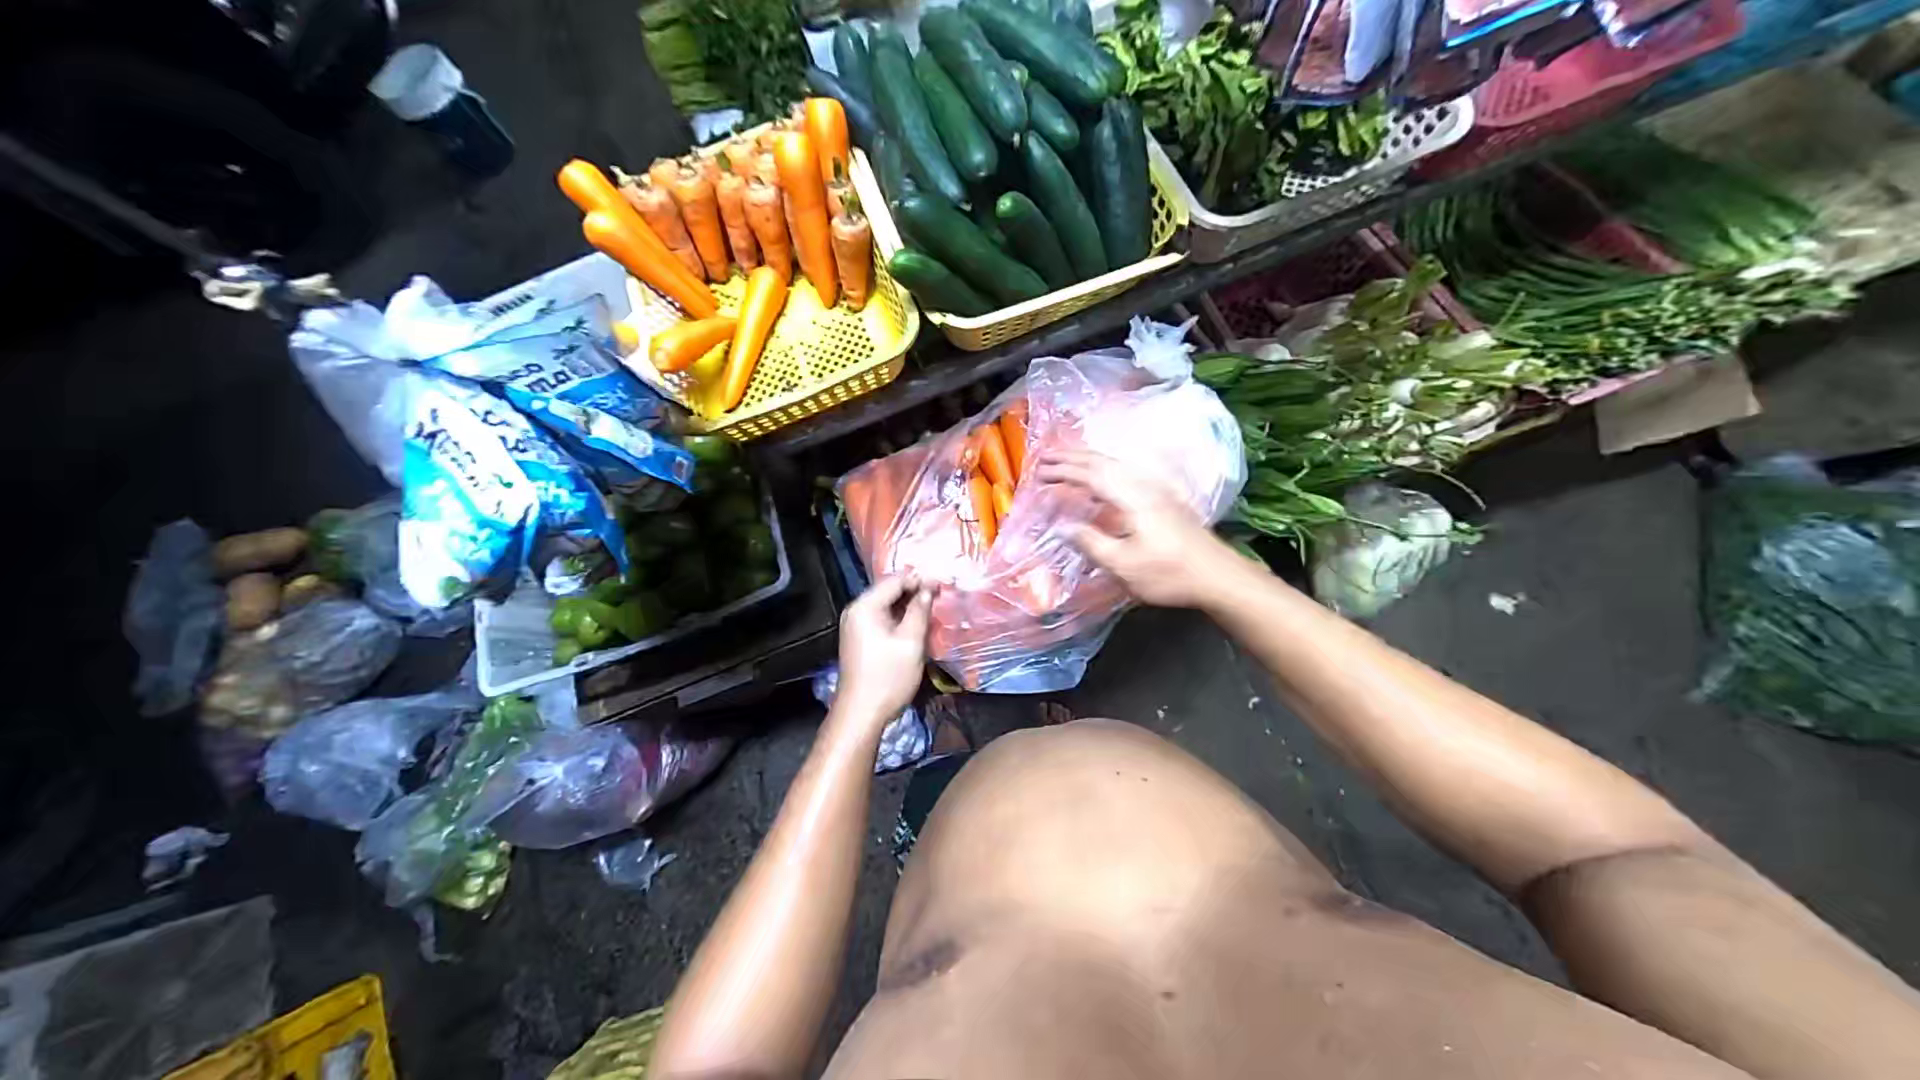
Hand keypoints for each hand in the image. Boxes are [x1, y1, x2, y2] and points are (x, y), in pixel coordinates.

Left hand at [834, 575, 933, 723]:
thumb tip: (928, 590)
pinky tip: (916, 622)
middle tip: (940, 593)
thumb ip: (920, 611)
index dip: (920, 579)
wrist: (861, 713)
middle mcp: (856, 610)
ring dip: (908, 604)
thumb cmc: (888, 678)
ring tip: (933, 606)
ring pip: (886, 605)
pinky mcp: (859, 638)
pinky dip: (899, 617)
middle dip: (914, 590)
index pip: (895, 581)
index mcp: (865, 607)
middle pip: (888, 590)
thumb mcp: (911, 643)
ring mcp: (855, 625)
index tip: (943, 583)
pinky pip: (881, 618)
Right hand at [1036, 449, 1251, 608]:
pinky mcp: (1165, 499)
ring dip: (1089, 461)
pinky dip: (1105, 469)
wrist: (1219, 576)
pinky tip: (1103, 478)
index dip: (1063, 472)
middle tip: (1046, 457)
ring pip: (1117, 465)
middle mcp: (1144, 486)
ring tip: (1067, 461)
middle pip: (1104, 463)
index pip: (1091, 475)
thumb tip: (1063, 527)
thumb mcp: (1123, 565)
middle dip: (1072, 458)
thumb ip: (1091, 543)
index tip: (1039, 472)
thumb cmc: (1169, 574)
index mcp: (1132, 497)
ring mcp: (1157, 490)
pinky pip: (1127, 473)